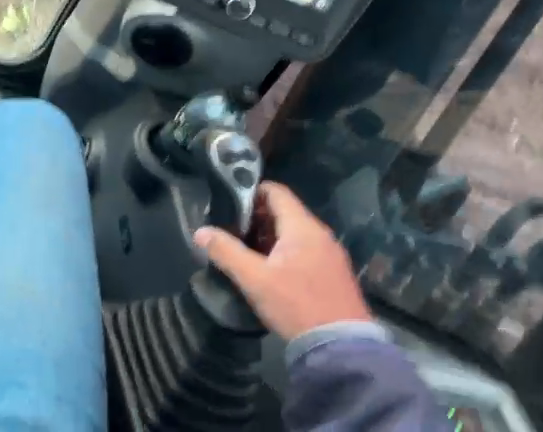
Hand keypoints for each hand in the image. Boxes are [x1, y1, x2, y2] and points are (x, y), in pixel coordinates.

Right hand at [194, 181, 373, 338]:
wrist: (343, 351)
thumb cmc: (297, 305)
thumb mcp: (253, 278)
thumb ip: (225, 250)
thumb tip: (199, 232)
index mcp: (303, 228)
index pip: (275, 192)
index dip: (250, 191)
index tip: (227, 203)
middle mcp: (321, 236)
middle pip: (283, 212)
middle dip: (255, 217)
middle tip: (230, 228)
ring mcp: (331, 256)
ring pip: (293, 233)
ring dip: (268, 237)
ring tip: (244, 250)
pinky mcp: (334, 275)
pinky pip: (304, 250)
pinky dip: (283, 252)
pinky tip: (268, 269)